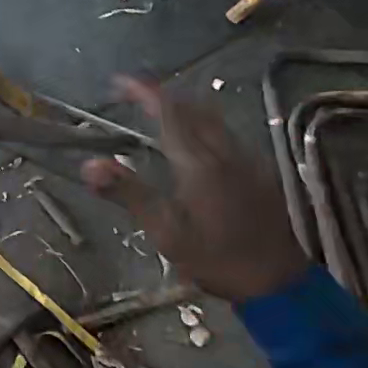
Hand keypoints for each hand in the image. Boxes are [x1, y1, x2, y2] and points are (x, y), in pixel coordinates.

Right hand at [82, 77, 307, 302]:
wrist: (280, 285)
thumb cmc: (216, 258)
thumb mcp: (165, 230)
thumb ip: (127, 192)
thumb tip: (88, 165)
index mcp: (199, 163)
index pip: (170, 112)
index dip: (144, 91)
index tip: (120, 81)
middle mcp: (226, 153)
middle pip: (195, 108)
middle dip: (164, 95)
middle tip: (136, 96)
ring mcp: (248, 162)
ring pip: (215, 120)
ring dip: (185, 108)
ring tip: (159, 112)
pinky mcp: (260, 174)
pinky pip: (227, 135)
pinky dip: (203, 125)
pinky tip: (195, 142)